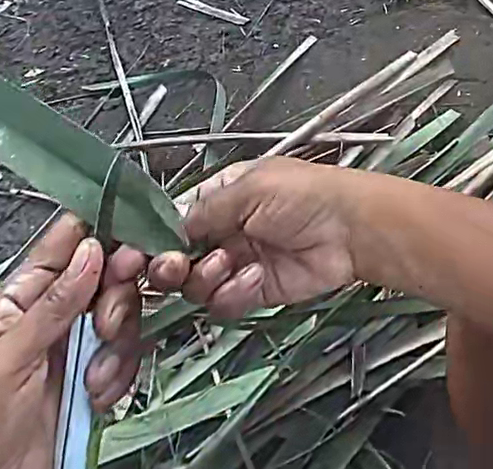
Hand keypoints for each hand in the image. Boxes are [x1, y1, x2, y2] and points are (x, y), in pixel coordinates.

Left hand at [0, 214, 145, 468]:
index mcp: (25, 296)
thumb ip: (53, 304)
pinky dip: (119, 371)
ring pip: (125, 308)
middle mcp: (58, 310)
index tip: (132, 235)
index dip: (102, 229)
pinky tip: (95, 394)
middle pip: (108, 271)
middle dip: (115, 295)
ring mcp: (81, 340)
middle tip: (105, 323)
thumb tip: (92, 247)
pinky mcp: (101, 369)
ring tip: (91, 378)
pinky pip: (130, 349)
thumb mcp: (8, 362)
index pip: (68, 241)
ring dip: (116, 342)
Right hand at [147, 158, 365, 319]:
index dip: (156, 237)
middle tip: (175, 267)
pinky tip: (254, 276)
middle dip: (172, 265)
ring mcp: (238, 260)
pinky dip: (233, 294)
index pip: (176, 218)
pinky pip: (224, 302)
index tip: (142, 254)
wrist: (350, 229)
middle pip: (178, 256)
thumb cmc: (305, 194)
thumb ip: (206, 210)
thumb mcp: (252, 189)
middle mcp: (226, 228)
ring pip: (196, 284)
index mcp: (224, 194)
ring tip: (229, 263)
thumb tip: (166, 226)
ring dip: (207, 277)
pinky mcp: (253, 290)